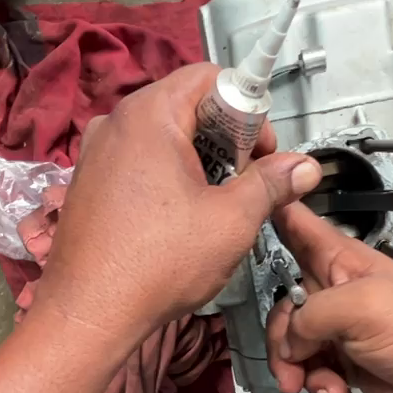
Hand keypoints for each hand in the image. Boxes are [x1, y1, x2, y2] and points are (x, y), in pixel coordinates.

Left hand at [31, 63, 321, 347]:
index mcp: (149, 116)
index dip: (248, 110)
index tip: (262, 153)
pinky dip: (167, 180)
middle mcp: (115, 125)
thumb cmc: (155, 265)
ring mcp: (96, 156)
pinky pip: (138, 165)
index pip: (210, 78)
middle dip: (226, 140)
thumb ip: (271, 184)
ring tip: (214, 208)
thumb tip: (304, 168)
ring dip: (198, 164)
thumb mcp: (231, 221)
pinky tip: (179, 222)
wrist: (89, 315)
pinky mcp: (88, 186)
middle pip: (186, 107)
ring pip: (162, 139)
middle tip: (244, 184)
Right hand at [266, 202, 392, 392]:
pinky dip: (320, 388)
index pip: (299, 227)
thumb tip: (288, 343)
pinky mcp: (345, 363)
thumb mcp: (360, 307)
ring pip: (294, 345)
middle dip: (282, 339)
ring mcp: (341, 330)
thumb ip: (308, 316)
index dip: (273, 217)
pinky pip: (312, 372)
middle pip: (284, 305)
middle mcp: (338, 291)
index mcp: (344, 262)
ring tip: (323, 388)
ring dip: (301, 371)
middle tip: (290, 363)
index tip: (244, 212)